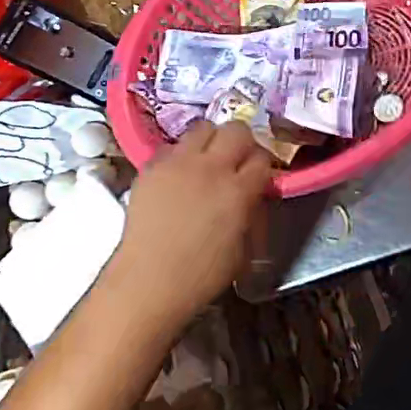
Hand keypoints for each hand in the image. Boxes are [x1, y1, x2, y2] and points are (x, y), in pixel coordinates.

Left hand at [105, 121, 271, 326]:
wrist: (147, 282)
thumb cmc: (201, 276)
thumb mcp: (243, 249)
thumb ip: (251, 212)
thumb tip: (253, 196)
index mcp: (238, 191)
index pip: (262, 157)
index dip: (263, 165)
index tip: (258, 176)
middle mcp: (211, 168)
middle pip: (236, 130)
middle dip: (241, 142)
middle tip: (236, 161)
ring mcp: (178, 163)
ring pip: (203, 128)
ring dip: (210, 142)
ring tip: (205, 162)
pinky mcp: (152, 166)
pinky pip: (172, 147)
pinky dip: (180, 156)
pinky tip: (178, 177)